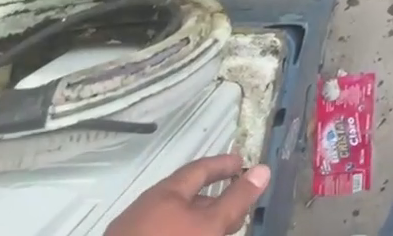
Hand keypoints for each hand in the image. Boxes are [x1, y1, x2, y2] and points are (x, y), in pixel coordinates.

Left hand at [105, 154, 271, 235]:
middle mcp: (143, 208)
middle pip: (184, 194)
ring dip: (197, 220)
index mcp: (164, 193)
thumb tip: (263, 169)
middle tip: (238, 207)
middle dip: (214, 199)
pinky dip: (180, 232)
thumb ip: (236, 198)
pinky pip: (159, 232)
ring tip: (218, 230)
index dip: (223, 164)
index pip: (199, 168)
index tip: (243, 163)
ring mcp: (129, 232)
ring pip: (171, 218)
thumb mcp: (211, 226)